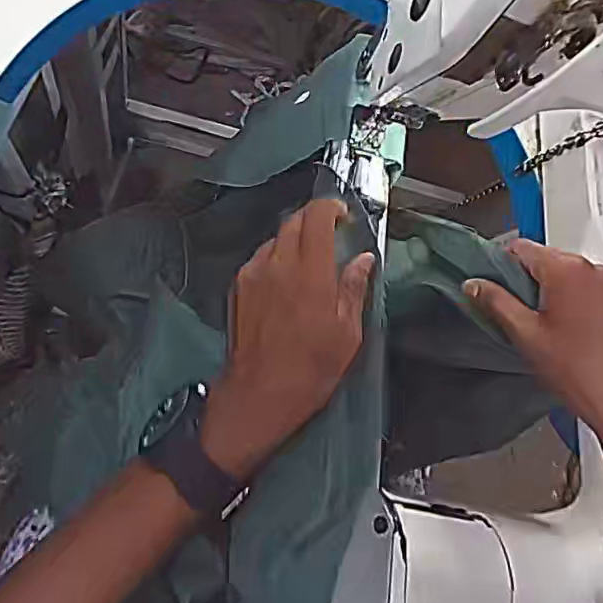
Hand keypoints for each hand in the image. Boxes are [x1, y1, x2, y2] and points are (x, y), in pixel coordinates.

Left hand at [201, 199, 376, 478]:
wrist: (258, 395)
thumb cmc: (309, 369)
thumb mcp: (347, 333)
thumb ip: (354, 289)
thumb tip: (363, 260)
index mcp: (310, 273)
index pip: (316, 217)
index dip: (331, 207)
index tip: (343, 215)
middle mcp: (278, 265)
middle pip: (294, 221)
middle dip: (314, 220)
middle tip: (331, 234)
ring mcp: (254, 274)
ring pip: (275, 238)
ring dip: (294, 239)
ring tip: (309, 260)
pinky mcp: (238, 287)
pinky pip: (261, 257)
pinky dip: (276, 257)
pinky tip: (286, 279)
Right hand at [463, 240, 602, 447]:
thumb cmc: (584, 376)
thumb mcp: (526, 336)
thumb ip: (496, 302)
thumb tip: (477, 286)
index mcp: (567, 271)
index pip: (521, 248)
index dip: (502, 266)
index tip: (495, 284)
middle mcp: (596, 271)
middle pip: (550, 260)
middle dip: (532, 283)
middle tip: (522, 316)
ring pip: (575, 277)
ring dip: (559, 294)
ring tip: (553, 332)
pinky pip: (598, 292)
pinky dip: (584, 305)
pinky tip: (577, 336)